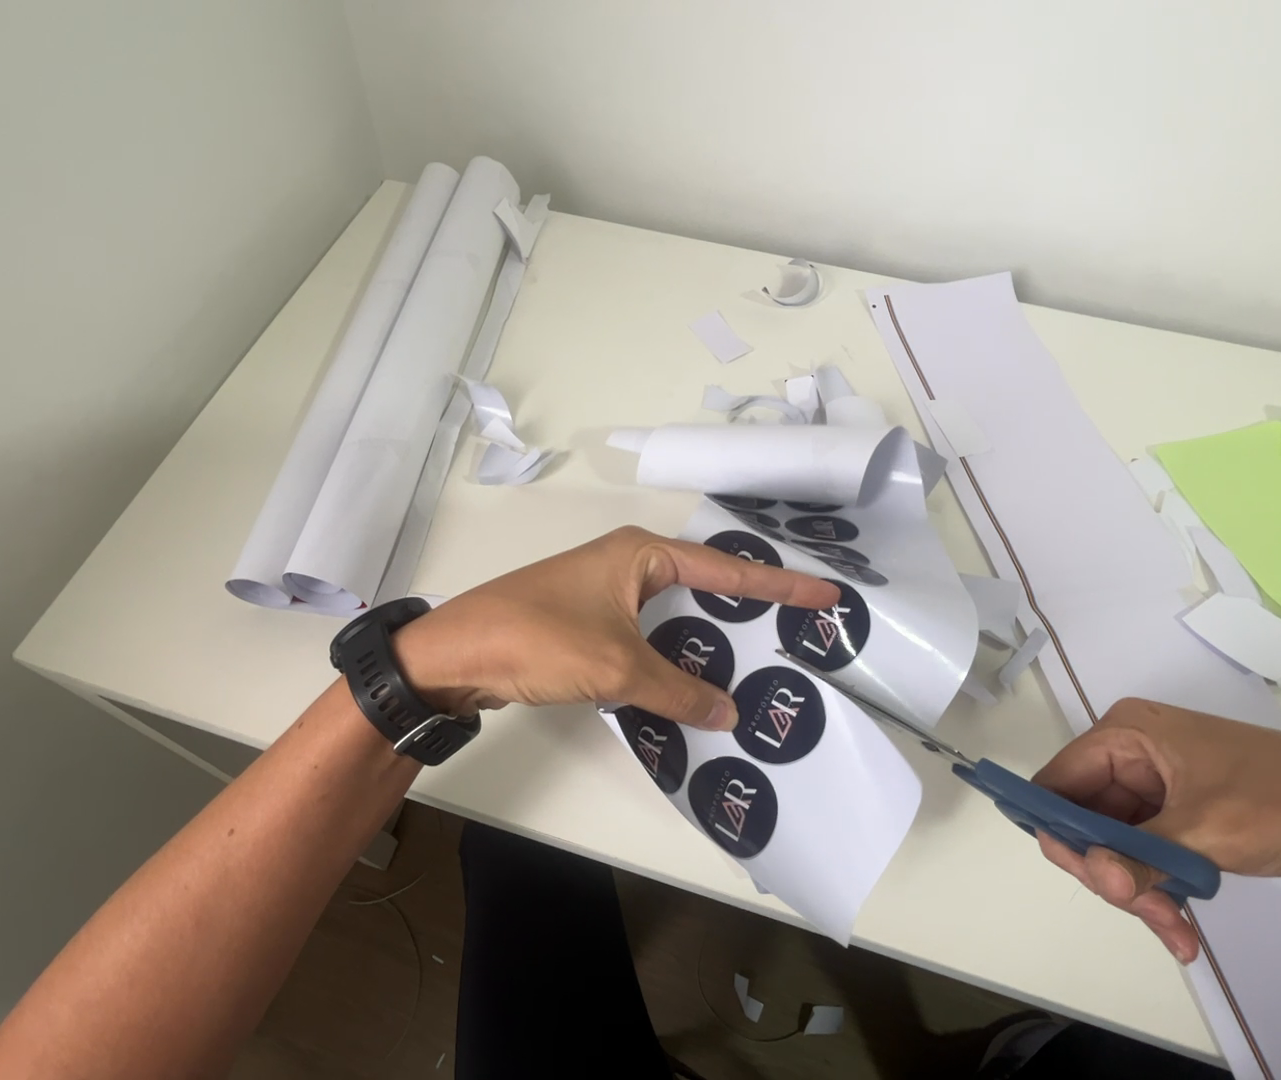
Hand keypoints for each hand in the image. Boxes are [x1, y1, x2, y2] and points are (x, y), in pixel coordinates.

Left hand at [391, 526, 839, 729]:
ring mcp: (604, 590)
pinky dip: (672, 653)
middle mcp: (626, 563)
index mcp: (640, 554)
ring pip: (672, 612)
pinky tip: (691, 680)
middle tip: (794, 628)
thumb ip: (678, 690)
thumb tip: (728, 712)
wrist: (456, 652)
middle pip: (702, 585)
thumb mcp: (617, 667)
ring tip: (753, 660)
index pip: (725, 569)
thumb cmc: (539, 640)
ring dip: (705, 638)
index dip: (778, 583)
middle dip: (745, 608)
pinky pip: (647, 632)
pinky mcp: (587, 619)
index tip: (824, 592)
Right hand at [1029, 698, 1280, 962]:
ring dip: (1137, 888)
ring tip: (1176, 932)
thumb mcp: (1209, 834)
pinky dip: (1158, 887)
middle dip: (1110, 871)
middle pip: (1085, 818)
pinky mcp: (1180, 809)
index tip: (1093, 880)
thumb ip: (1140, 858)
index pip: (1058, 782)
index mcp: (1126, 733)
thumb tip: (1095, 879)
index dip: (1060, 830)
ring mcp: (1156, 782)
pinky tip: (1181, 928)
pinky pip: (1146, 850)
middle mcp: (1131, 752)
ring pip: (1115, 842)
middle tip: (1148, 915)